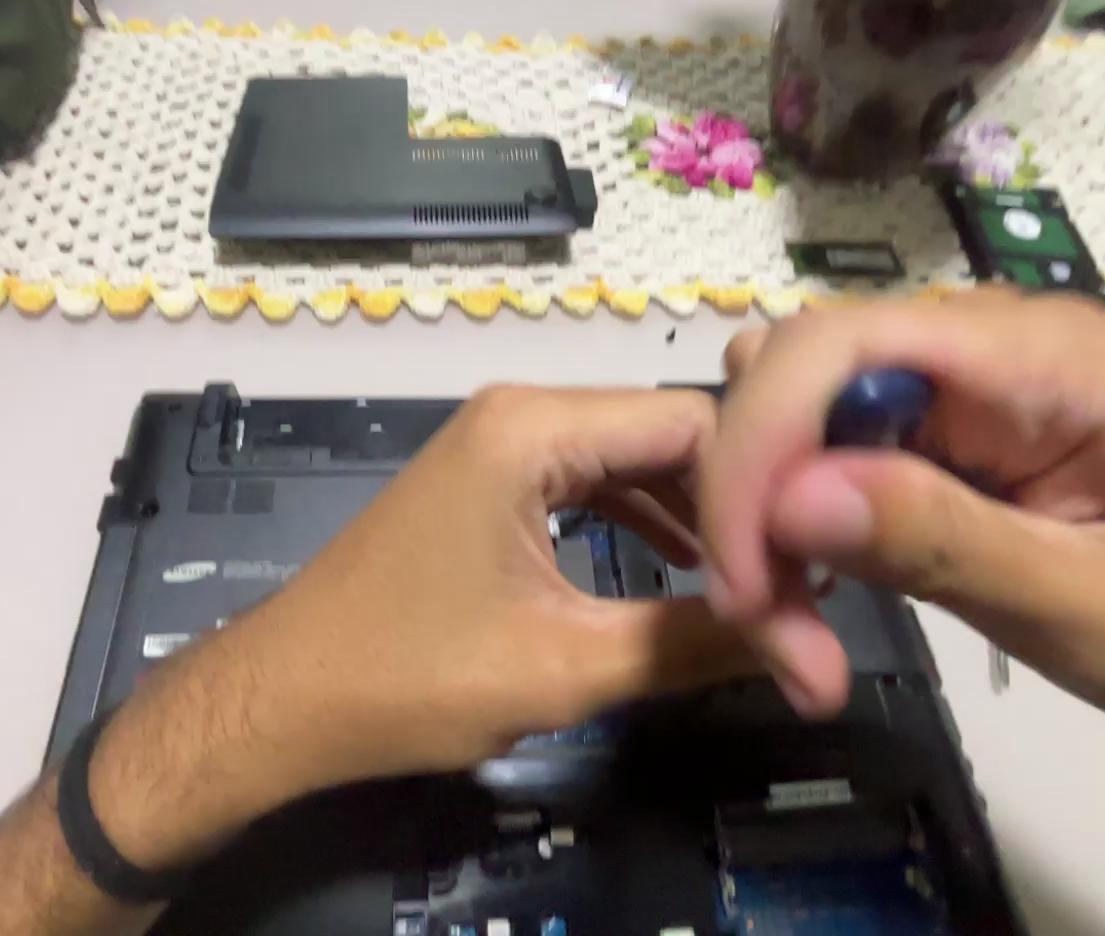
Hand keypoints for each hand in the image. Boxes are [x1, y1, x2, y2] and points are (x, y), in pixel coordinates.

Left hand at [220, 386, 758, 790]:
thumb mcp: (565, 665)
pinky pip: (586, 478)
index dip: (762, 494)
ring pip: (628, 456)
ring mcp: (501, 439)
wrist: (287, 695)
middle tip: (795, 583)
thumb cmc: (410, 676)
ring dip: (688, 515)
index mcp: (535, 426)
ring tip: (751, 581)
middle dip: (729, 507)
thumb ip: (696, 644)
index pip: (693, 423)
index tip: (809, 571)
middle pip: (663, 433)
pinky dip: (635, 517)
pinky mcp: (490, 474)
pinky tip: (675, 565)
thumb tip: (817, 656)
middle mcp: (521, 409)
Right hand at [699, 290, 1104, 749]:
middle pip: (786, 377)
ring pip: (780, 417)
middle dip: (747, 496)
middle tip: (764, 620)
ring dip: (756, 517)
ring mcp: (937, 384)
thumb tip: (786, 498)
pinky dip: (779, 526)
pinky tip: (812, 588)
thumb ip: (944, 543)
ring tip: (792, 619)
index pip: (832, 345)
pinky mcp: (916, 429)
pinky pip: (806, 455)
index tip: (739, 573)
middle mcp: (968, 342)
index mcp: (1038, 354)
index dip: (756, 442)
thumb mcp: (1104, 611)